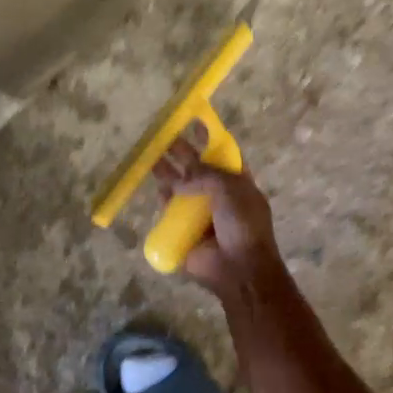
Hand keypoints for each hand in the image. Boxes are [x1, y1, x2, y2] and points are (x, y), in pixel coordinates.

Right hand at [152, 132, 284, 296]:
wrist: (239, 270)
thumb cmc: (243, 225)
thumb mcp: (231, 189)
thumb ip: (205, 175)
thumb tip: (181, 181)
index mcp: (237, 183)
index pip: (221, 154)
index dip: (208, 138)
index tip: (193, 121)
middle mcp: (219, 195)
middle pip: (196, 167)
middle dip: (181, 152)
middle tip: (163, 136)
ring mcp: (201, 213)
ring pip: (180, 187)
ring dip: (167, 172)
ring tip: (150, 156)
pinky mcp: (185, 230)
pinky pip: (170, 210)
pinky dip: (163, 198)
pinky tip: (156, 187)